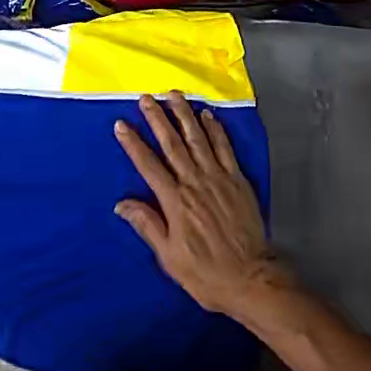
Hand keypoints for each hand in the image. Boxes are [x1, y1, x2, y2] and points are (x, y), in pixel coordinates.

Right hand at [114, 92, 294, 320]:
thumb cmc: (204, 273)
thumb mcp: (168, 257)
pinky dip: (215, 129)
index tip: (121, 124)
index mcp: (175, 202)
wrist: (248, 275)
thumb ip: (147, 225)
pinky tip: (207, 114)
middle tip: (146, 98)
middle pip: (173, 144)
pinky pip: (224, 147)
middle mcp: (195, 182)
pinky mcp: (237, 178)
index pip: (149, 165)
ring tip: (174, 95)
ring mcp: (218, 177)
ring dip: (185, 115)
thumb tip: (122, 203)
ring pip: (198, 138)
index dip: (134, 143)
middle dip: (158, 119)